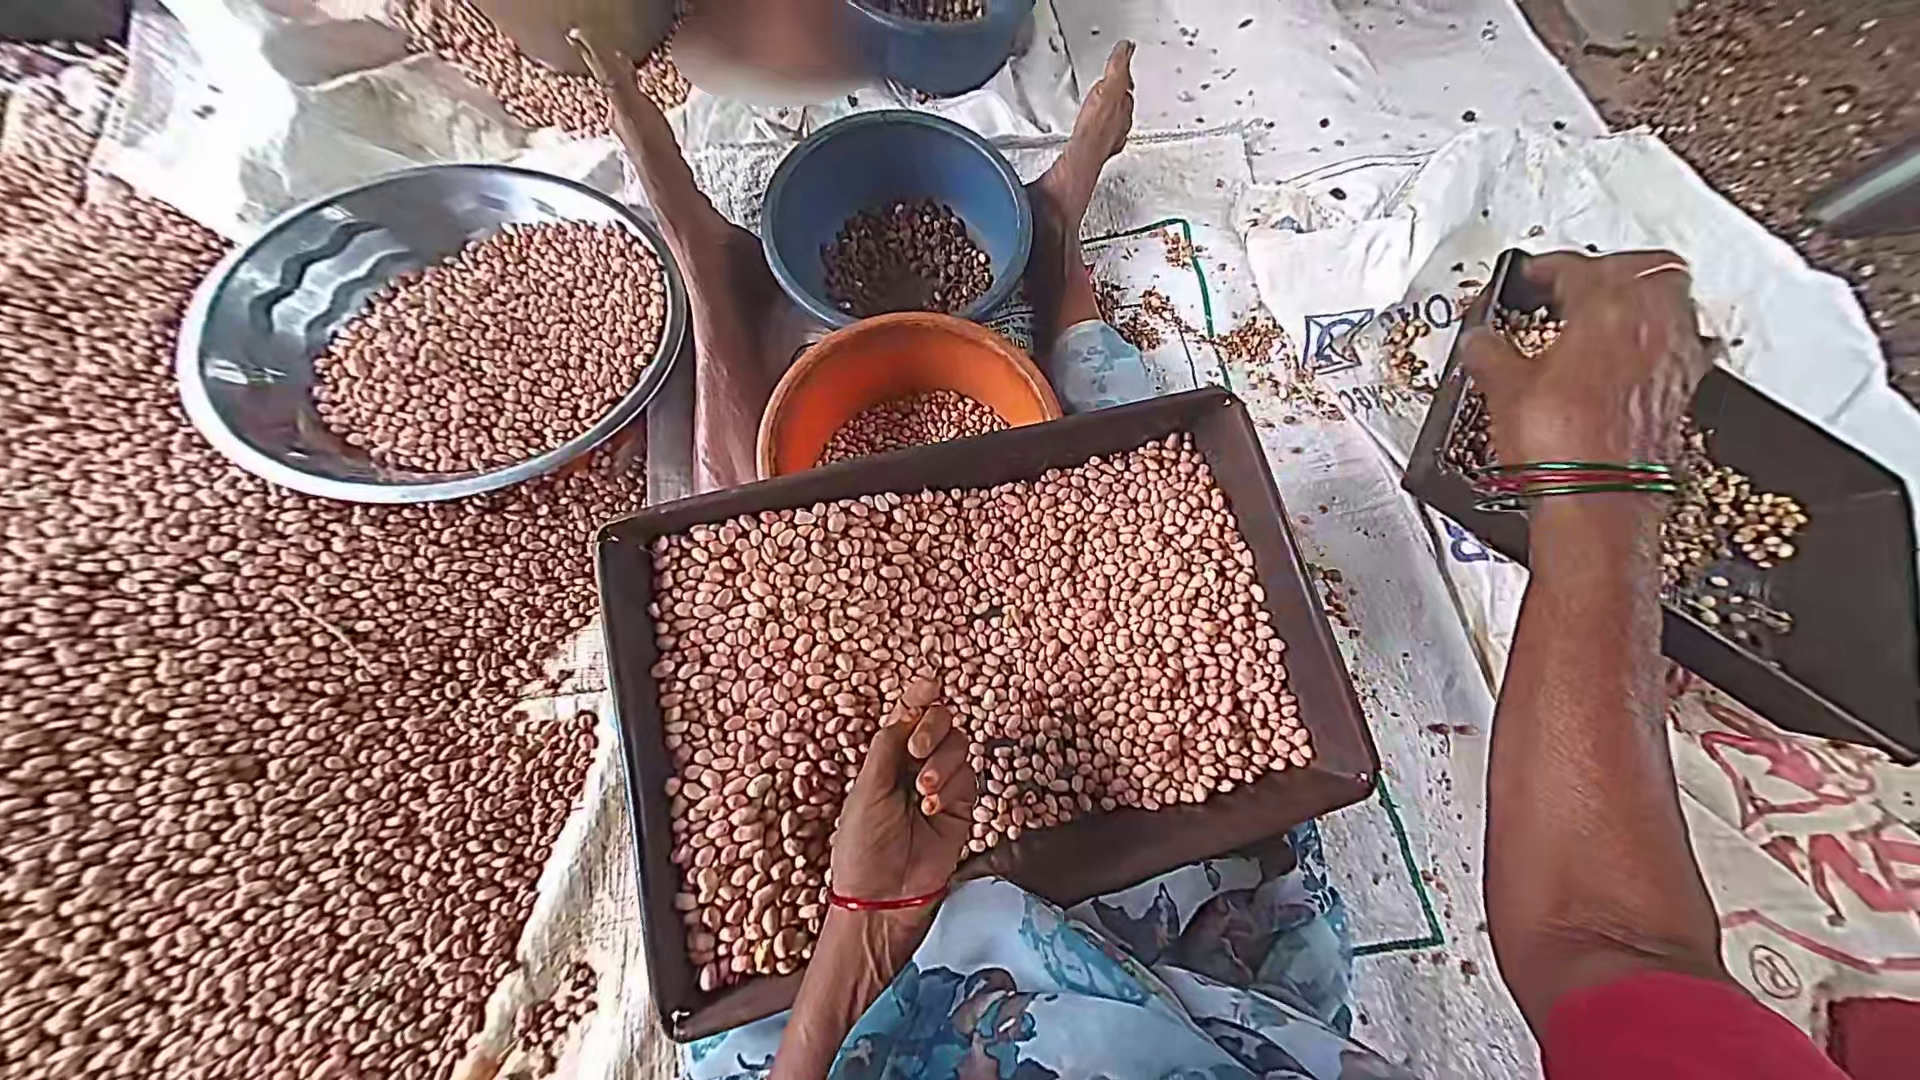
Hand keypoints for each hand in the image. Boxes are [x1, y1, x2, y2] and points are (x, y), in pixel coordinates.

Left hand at [829, 679, 976, 904]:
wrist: (882, 899)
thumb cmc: (863, 845)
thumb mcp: (867, 788)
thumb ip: (890, 744)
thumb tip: (910, 707)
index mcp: (889, 756)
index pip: (909, 714)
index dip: (920, 696)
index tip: (930, 683)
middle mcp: (916, 764)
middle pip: (940, 721)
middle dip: (933, 727)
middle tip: (918, 749)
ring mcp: (941, 783)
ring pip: (959, 745)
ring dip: (943, 762)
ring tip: (923, 791)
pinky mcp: (961, 806)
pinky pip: (969, 777)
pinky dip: (952, 786)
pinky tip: (933, 807)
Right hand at [1071, 41, 1135, 165]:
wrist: (1084, 153)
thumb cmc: (1098, 124)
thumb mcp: (1111, 84)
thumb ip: (1119, 65)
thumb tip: (1126, 47)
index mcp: (1125, 105)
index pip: (1127, 86)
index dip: (1124, 76)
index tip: (1122, 68)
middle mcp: (1121, 123)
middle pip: (1122, 105)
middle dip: (1119, 97)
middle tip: (1113, 90)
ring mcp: (1110, 139)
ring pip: (1113, 122)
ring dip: (1109, 115)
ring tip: (1102, 110)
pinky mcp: (1095, 151)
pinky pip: (1100, 138)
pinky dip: (1097, 132)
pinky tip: (1092, 133)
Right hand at [1460, 251, 1712, 466]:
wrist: (1595, 491)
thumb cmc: (1558, 441)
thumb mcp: (1503, 388)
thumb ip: (1488, 353)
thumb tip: (1478, 340)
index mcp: (1610, 313)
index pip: (1582, 268)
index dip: (1549, 266)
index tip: (1530, 271)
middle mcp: (1654, 325)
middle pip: (1643, 269)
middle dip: (1604, 268)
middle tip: (1570, 279)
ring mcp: (1673, 355)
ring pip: (1665, 300)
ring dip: (1629, 296)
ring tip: (1593, 311)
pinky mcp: (1677, 384)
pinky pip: (1670, 337)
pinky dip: (1644, 332)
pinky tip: (1618, 350)